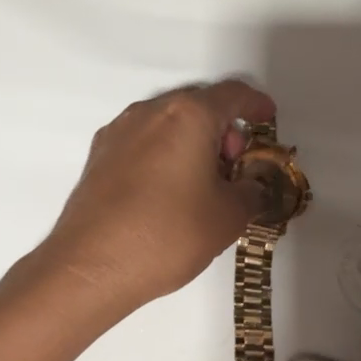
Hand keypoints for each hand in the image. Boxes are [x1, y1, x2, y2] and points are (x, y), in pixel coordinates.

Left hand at [36, 80, 275, 311]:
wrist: (92, 266)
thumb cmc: (168, 234)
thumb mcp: (228, 217)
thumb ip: (251, 192)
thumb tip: (252, 185)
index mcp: (187, 115)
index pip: (232, 95)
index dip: (256, 104)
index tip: (267, 118)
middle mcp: (149, 112)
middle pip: (197, 107)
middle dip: (223, 131)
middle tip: (235, 170)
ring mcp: (118, 132)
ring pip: (167, 124)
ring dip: (192, 144)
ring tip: (203, 187)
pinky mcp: (98, 157)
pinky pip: (143, 143)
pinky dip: (164, 155)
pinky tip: (169, 194)